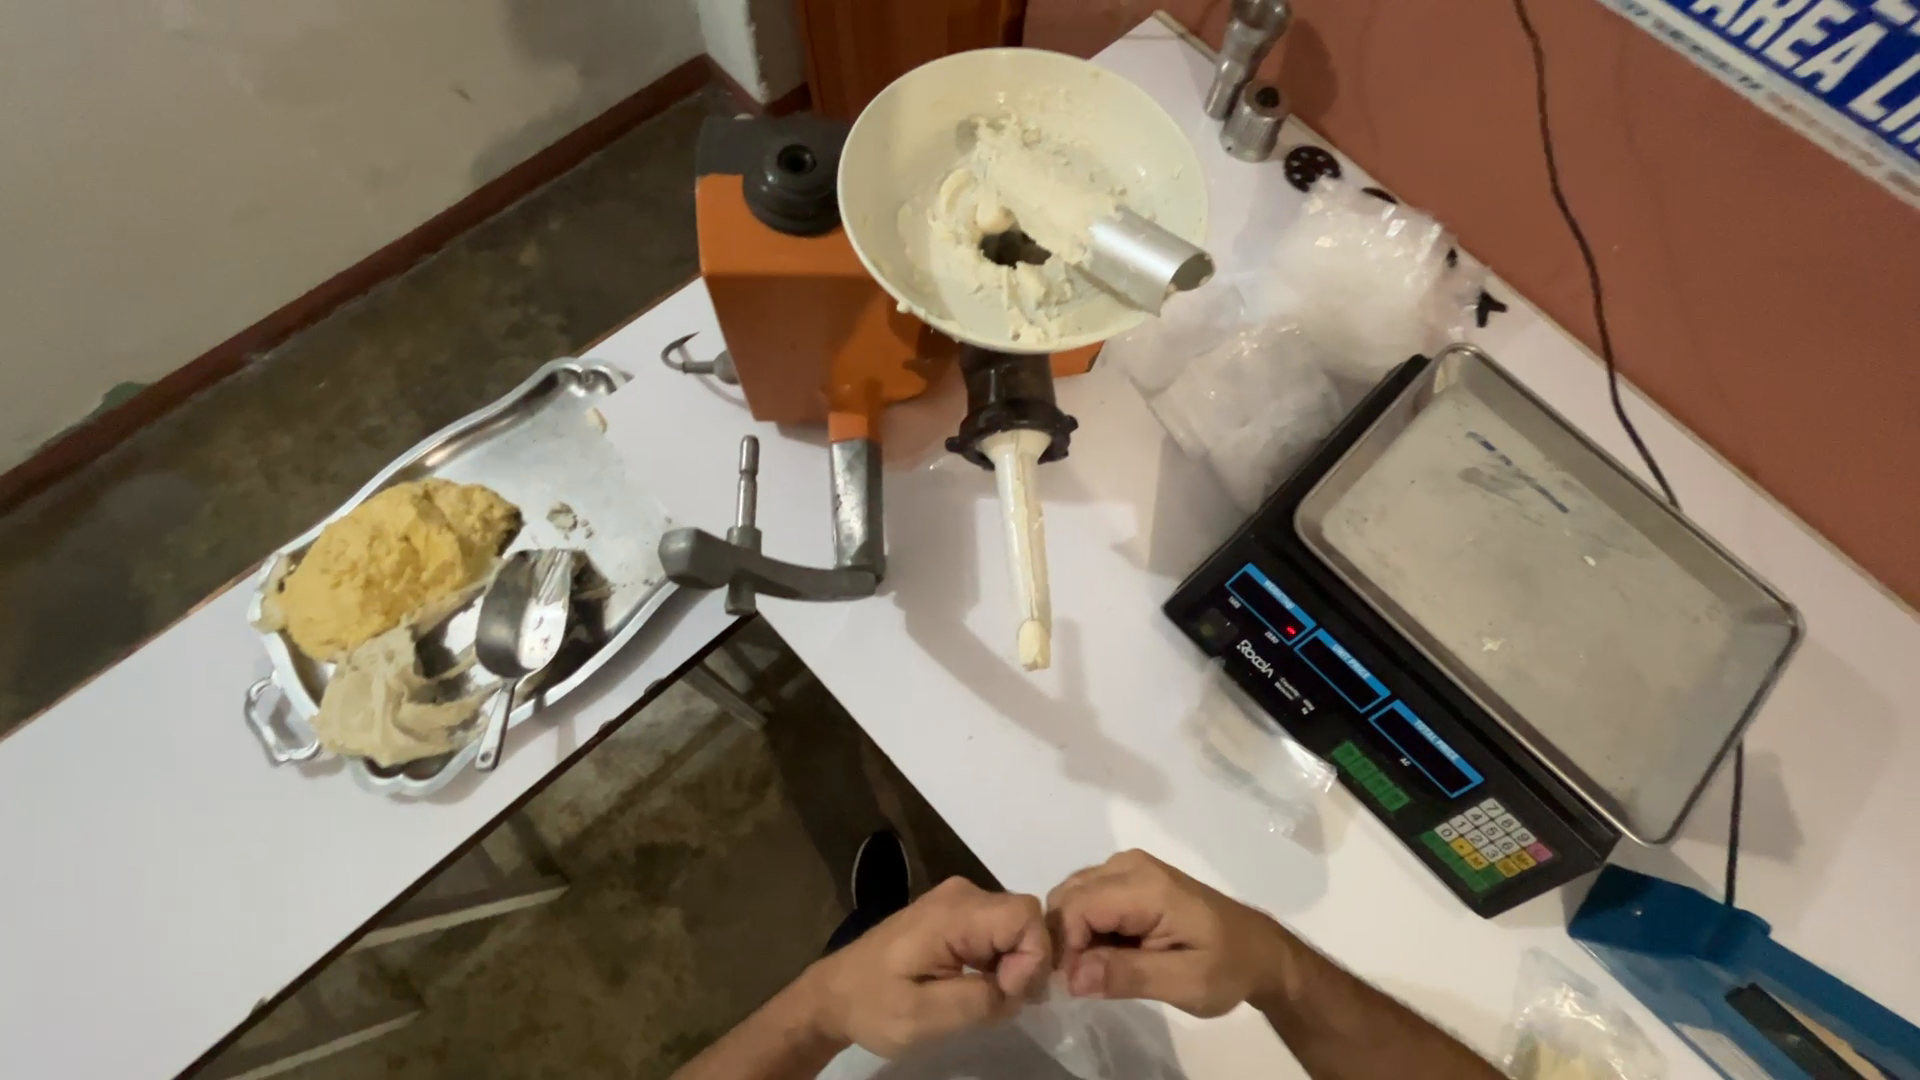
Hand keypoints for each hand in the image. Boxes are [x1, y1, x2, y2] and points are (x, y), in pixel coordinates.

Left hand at [804, 877, 1050, 1057]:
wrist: (837, 992)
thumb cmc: (875, 1003)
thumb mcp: (926, 1015)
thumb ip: (982, 997)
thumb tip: (1022, 984)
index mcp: (955, 911)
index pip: (1026, 915)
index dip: (1031, 958)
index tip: (1004, 994)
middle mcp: (963, 893)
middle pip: (1024, 918)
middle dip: (1025, 963)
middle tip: (997, 1001)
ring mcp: (959, 900)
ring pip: (1015, 924)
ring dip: (1013, 964)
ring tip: (984, 996)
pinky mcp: (956, 912)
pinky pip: (998, 929)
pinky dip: (1001, 959)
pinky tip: (977, 983)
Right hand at [1047, 849, 1295, 1017]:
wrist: (1258, 950)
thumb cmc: (1227, 968)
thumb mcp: (1186, 983)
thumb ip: (1129, 975)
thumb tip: (1073, 976)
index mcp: (1145, 886)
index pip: (1078, 905)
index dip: (1065, 946)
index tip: (1073, 985)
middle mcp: (1129, 864)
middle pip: (1068, 894)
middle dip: (1064, 938)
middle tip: (1081, 982)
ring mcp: (1128, 866)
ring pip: (1073, 893)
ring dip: (1074, 933)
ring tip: (1095, 970)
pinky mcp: (1129, 875)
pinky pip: (1089, 894)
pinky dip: (1086, 925)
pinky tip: (1106, 952)